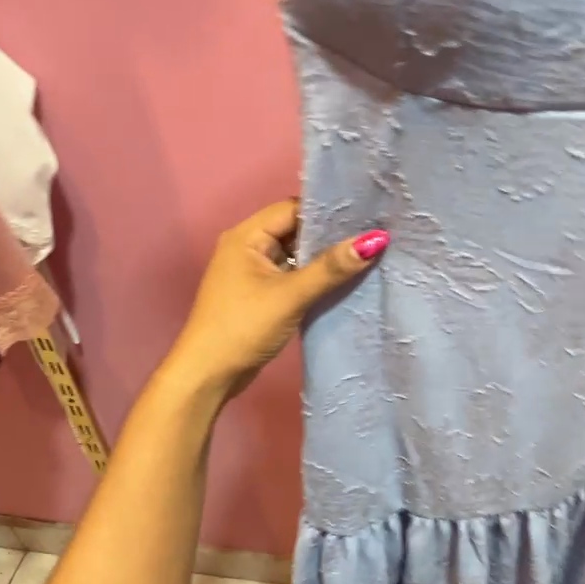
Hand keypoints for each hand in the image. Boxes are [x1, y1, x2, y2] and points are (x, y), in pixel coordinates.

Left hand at [159, 200, 386, 399]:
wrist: (208, 375)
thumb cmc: (243, 327)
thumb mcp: (290, 295)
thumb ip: (331, 268)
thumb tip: (375, 239)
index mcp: (246, 236)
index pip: (292, 209)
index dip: (326, 211)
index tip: (364, 214)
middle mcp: (247, 247)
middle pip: (295, 229)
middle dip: (329, 234)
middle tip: (371, 234)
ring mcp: (252, 271)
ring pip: (295, 253)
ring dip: (323, 257)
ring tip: (364, 253)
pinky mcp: (260, 293)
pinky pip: (292, 274)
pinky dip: (313, 276)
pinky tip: (341, 280)